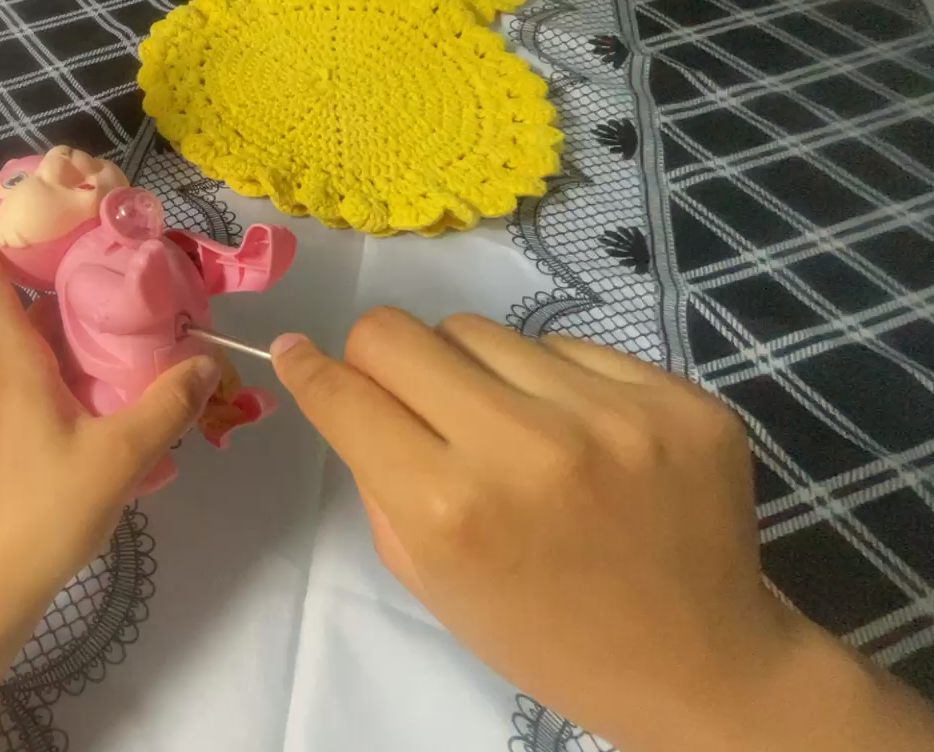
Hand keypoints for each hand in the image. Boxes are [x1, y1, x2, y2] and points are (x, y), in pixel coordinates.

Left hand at [0, 195, 220, 610]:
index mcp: (13, 363)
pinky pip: (38, 377)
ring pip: (35, 348)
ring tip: (126, 315)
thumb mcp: (121, 453)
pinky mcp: (8, 428)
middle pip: (23, 311)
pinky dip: (70, 364)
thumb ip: (167, 403)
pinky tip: (112, 379)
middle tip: (105, 256)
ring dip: (71, 329)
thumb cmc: (50, 506)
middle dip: (56, 280)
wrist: (0, 577)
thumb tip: (205, 357)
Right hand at [271, 309, 933, 751]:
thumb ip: (370, 466)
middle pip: (392, 331)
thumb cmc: (531, 627)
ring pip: (471, 328)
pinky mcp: (677, 401)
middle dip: (378, 358)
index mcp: (444, 506)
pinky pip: (557, 344)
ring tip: (501, 420)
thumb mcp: (416, 567)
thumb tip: (329, 376)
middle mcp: (522, 448)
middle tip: (406, 396)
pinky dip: (541, 377)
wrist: (705, 670)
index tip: (293, 352)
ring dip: (462, 366)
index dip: (304, 366)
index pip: (341, 393)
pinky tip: (573, 430)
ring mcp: (611, 417)